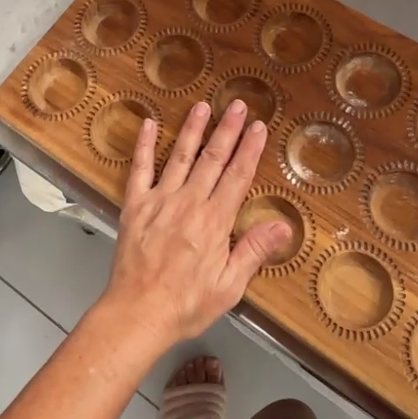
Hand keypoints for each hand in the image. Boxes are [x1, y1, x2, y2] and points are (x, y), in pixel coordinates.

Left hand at [96, 100, 287, 347]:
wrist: (138, 313)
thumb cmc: (187, 305)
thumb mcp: (230, 286)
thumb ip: (254, 251)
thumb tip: (282, 225)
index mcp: (215, 221)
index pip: (238, 176)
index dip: (250, 149)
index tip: (258, 127)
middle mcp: (188, 203)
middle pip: (212, 159)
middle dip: (227, 130)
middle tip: (236, 104)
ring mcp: (160, 201)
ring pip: (179, 156)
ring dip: (192, 130)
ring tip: (202, 106)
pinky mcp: (135, 206)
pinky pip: (139, 169)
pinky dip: (143, 145)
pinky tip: (147, 124)